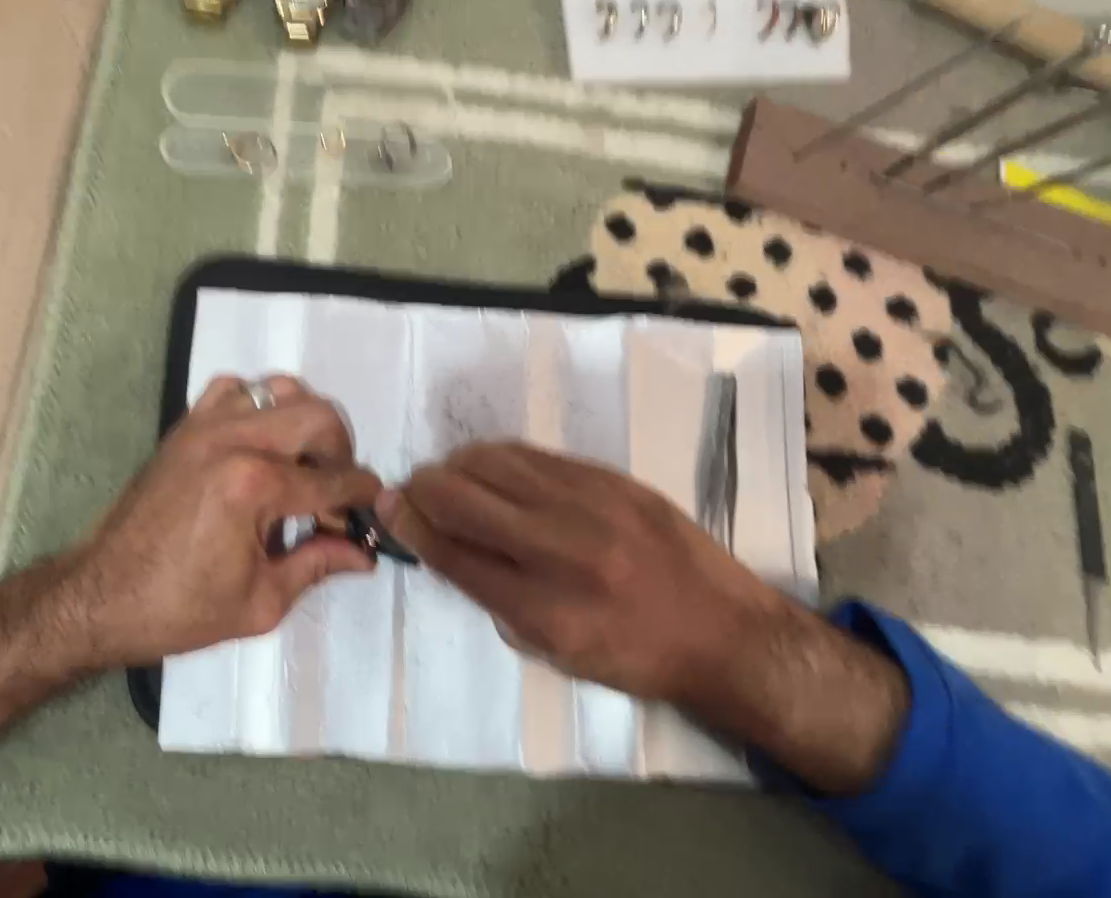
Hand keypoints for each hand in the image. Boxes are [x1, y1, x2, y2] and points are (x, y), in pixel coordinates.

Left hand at [61, 375, 383, 668]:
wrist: (102, 595)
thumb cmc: (180, 609)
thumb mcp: (261, 602)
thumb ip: (318, 565)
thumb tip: (363, 553)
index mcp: (255, 485)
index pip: (332, 480)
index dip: (361, 497)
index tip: (371, 509)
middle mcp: (233, 439)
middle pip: (317, 415)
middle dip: (341, 450)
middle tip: (335, 491)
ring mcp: (205, 426)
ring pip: (279, 390)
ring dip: (303, 422)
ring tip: (300, 464)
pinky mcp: (184, 427)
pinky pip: (233, 390)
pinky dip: (257, 405)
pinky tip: (257, 443)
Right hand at [378, 440, 779, 703]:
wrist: (724, 632)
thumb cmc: (632, 656)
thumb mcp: (553, 652)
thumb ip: (494, 599)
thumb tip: (446, 546)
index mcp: (544, 610)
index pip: (451, 553)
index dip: (409, 524)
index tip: (386, 505)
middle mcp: (561, 552)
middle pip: (461, 498)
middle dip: (422, 488)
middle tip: (414, 490)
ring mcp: (589, 507)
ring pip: (492, 463)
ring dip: (457, 467)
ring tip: (454, 478)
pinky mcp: (611, 480)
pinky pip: (533, 454)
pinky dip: (499, 460)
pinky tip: (494, 470)